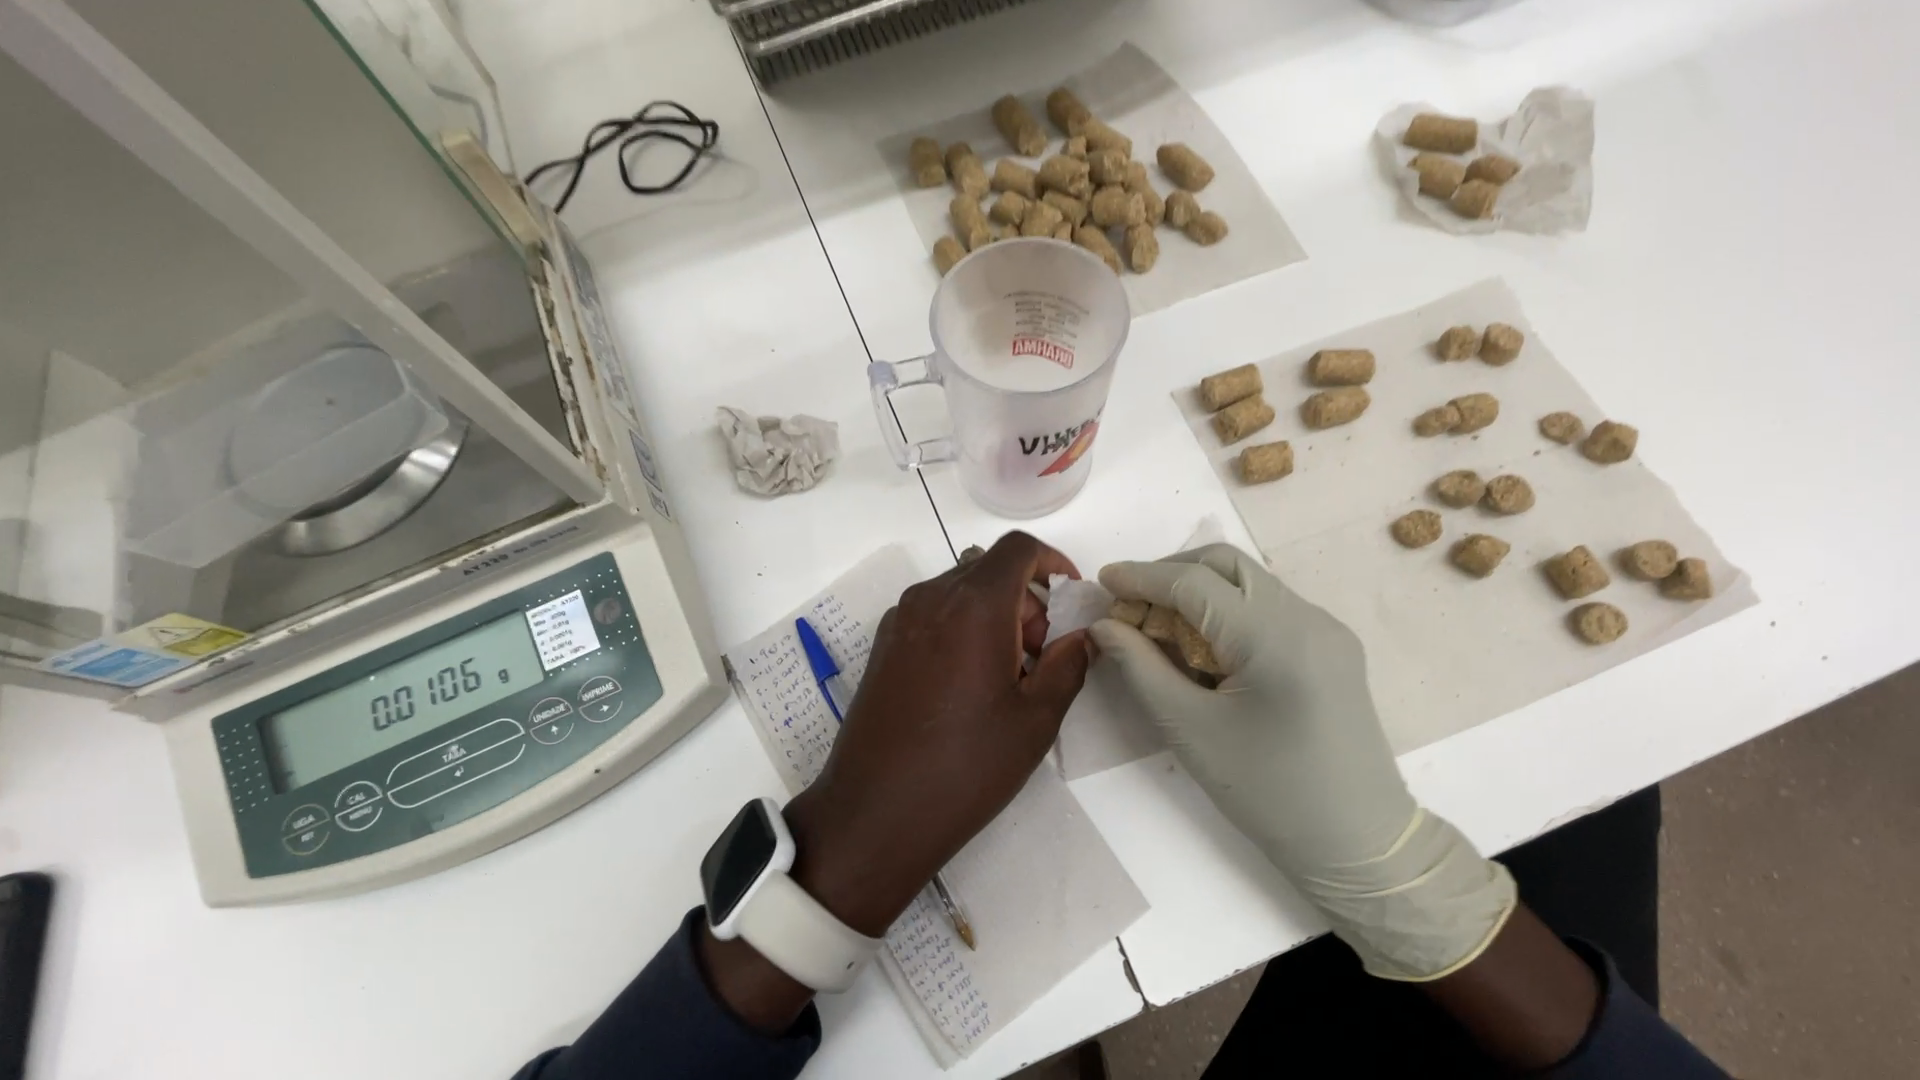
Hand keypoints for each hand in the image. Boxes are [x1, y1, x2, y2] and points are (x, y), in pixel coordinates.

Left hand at [784, 531, 1093, 937]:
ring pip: (959, 593)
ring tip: (1008, 678)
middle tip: (1043, 657)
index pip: (1018, 550)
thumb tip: (1079, 638)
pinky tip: (969, 686)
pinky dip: (961, 629)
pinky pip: (933, 616)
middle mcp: (930, 598)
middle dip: (1026, 600)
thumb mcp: (1035, 719)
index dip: (1053, 563)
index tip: (1070, 600)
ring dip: (994, 616)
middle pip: (989, 570)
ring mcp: (899, 621)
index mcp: (973, 605)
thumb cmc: (966, 766)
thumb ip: (1068, 665)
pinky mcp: (882, 647)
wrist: (874, 813)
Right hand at [1089, 544, 1514, 981]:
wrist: (1358, 840)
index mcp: (1274, 636)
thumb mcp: (1189, 729)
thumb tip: (1104, 625)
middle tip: (1130, 605)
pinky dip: (1229, 609)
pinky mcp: (1333, 646)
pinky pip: (1270, 606)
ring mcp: (1326, 628)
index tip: (1101, 581)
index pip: (1194, 582)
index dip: (1142, 577)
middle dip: (1171, 573)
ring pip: (1250, 581)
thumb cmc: (1266, 791)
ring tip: (1161, 627)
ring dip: (1199, 590)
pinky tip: (1206, 646)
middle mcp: (1306, 616)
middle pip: (1226, 564)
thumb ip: (1140, 666)